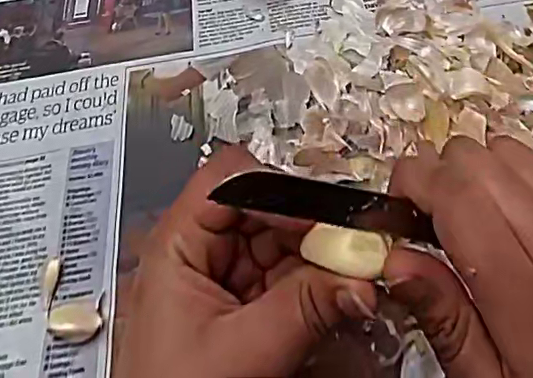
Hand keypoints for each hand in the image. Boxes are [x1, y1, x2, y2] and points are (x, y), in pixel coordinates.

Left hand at [115, 144, 377, 377]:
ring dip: (314, 254)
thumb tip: (355, 279)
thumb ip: (301, 310)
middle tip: (353, 243)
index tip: (323, 209)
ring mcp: (218, 276)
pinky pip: (278, 278)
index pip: (225, 180)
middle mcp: (196, 248)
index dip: (275, 186)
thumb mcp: (241, 352)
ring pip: (274, 243)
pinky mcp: (236, 306)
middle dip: (306, 222)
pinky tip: (334, 292)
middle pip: (256, 209)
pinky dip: (308, 283)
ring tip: (352, 269)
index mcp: (177, 240)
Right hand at [383, 137, 532, 377]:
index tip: (401, 203)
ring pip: (509, 150)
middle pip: (475, 158)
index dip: (412, 180)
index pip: (453, 190)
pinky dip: (522, 182)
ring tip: (482, 218)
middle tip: (436, 216)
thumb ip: (445, 320)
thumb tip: (393, 259)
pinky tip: (526, 226)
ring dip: (481, 173)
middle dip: (442, 175)